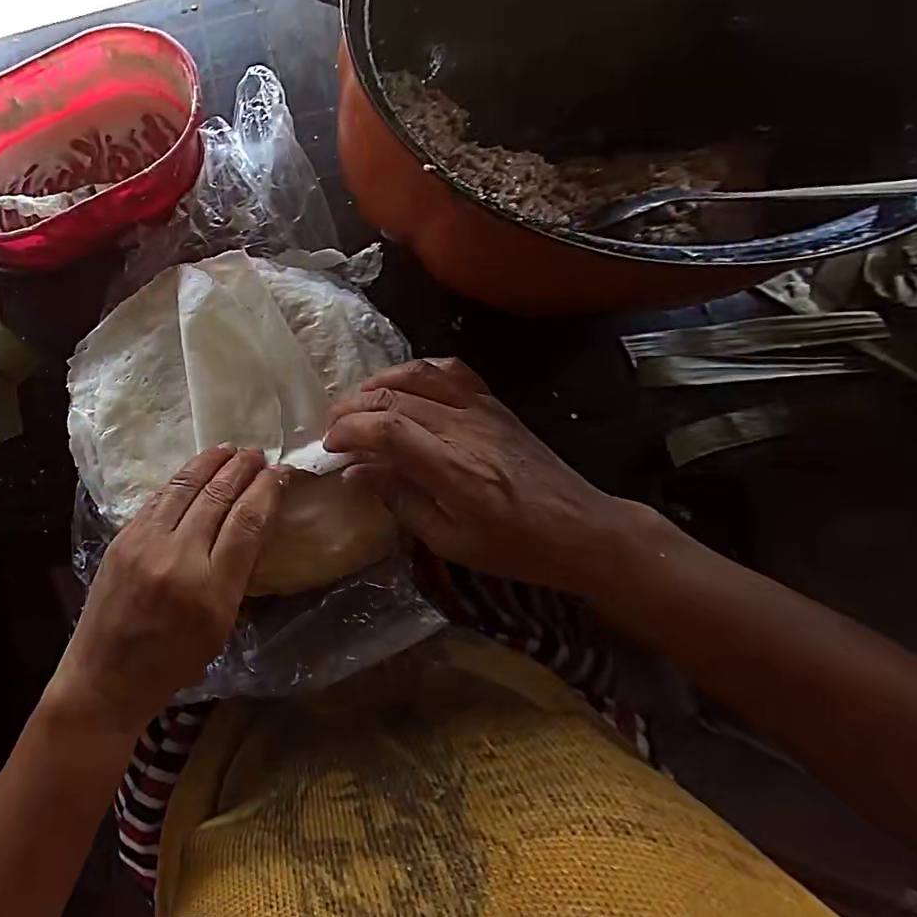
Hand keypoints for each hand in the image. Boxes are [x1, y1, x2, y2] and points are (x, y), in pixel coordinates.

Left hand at [50, 446, 287, 732]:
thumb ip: (235, 576)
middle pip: (216, 498)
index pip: (246, 524)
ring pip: (184, 490)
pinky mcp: (122, 538)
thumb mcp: (220, 629)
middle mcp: (178, 559)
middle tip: (257, 453)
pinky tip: (193, 471)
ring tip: (229, 450)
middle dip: (240, 470)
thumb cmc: (171, 663)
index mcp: (211, 591)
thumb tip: (250, 525)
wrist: (106, 674)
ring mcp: (144, 544)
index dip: (267, 492)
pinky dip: (179, 481)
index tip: (281, 473)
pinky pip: (157, 500)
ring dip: (209, 464)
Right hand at [323, 358, 647, 594]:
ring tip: (358, 405)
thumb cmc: (515, 546)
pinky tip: (400, 387)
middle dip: (350, 409)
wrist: (586, 530)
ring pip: (417, 374)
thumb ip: (398, 500)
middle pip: (393, 398)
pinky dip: (416, 371)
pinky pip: (450, 370)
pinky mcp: (493, 404)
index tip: (331, 447)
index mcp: (455, 471)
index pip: (387, 430)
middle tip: (334, 431)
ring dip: (376, 384)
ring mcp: (482, 410)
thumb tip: (355, 471)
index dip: (348, 431)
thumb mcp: (449, 540)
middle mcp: (466, 430)